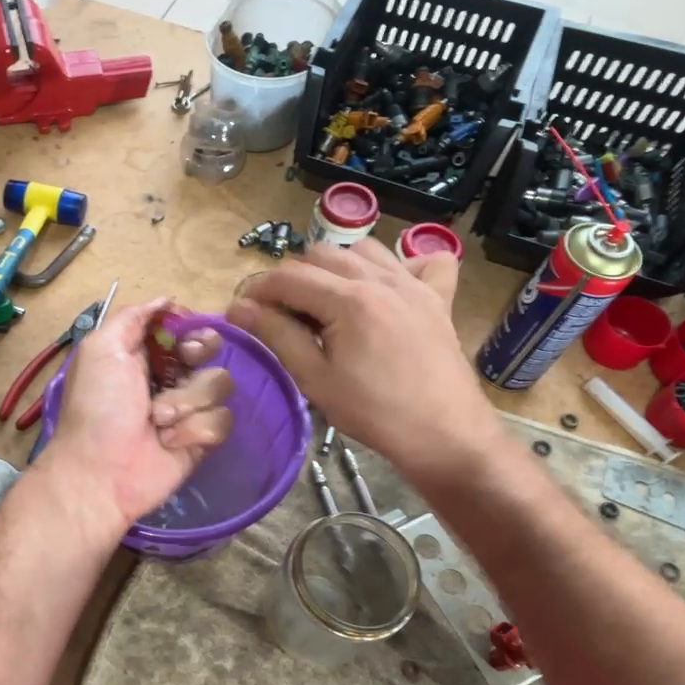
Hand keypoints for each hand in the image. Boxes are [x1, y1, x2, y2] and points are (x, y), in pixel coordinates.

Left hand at [37, 297, 234, 534]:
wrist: (101, 471)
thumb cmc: (97, 407)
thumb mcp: (101, 348)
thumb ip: (133, 317)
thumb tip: (168, 299)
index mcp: (144, 353)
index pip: (184, 326)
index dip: (189, 327)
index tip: (181, 337)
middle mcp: (169, 376)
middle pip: (211, 349)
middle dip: (199, 355)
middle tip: (181, 367)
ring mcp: (189, 408)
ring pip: (220, 383)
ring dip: (187, 401)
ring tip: (158, 421)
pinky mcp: (202, 439)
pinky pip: (222, 420)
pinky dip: (195, 430)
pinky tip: (169, 442)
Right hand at [228, 239, 505, 497]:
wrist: (445, 434)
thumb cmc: (374, 413)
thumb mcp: (315, 379)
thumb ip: (277, 335)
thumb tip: (239, 307)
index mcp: (349, 300)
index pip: (288, 277)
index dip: (258, 290)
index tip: (242, 311)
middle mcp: (381, 279)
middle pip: (321, 255)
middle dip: (293, 279)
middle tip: (283, 316)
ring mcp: (414, 284)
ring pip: (363, 250)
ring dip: (337, 267)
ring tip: (328, 303)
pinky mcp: (438, 297)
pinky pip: (420, 260)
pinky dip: (400, 266)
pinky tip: (387, 291)